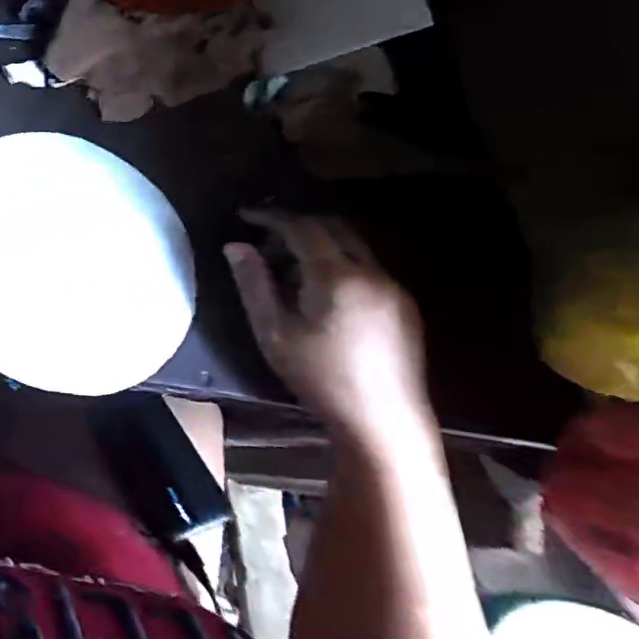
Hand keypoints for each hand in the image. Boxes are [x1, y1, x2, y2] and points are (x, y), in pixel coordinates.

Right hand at [224, 212, 433, 446]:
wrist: (384, 424)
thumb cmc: (320, 378)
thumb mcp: (274, 333)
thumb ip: (253, 284)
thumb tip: (236, 246)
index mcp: (338, 276)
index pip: (302, 226)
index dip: (271, 216)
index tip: (245, 214)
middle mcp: (371, 271)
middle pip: (333, 226)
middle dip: (297, 223)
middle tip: (264, 237)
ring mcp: (392, 287)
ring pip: (352, 244)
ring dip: (318, 241)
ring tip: (287, 264)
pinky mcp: (403, 305)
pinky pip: (366, 265)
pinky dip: (338, 260)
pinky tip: (320, 290)